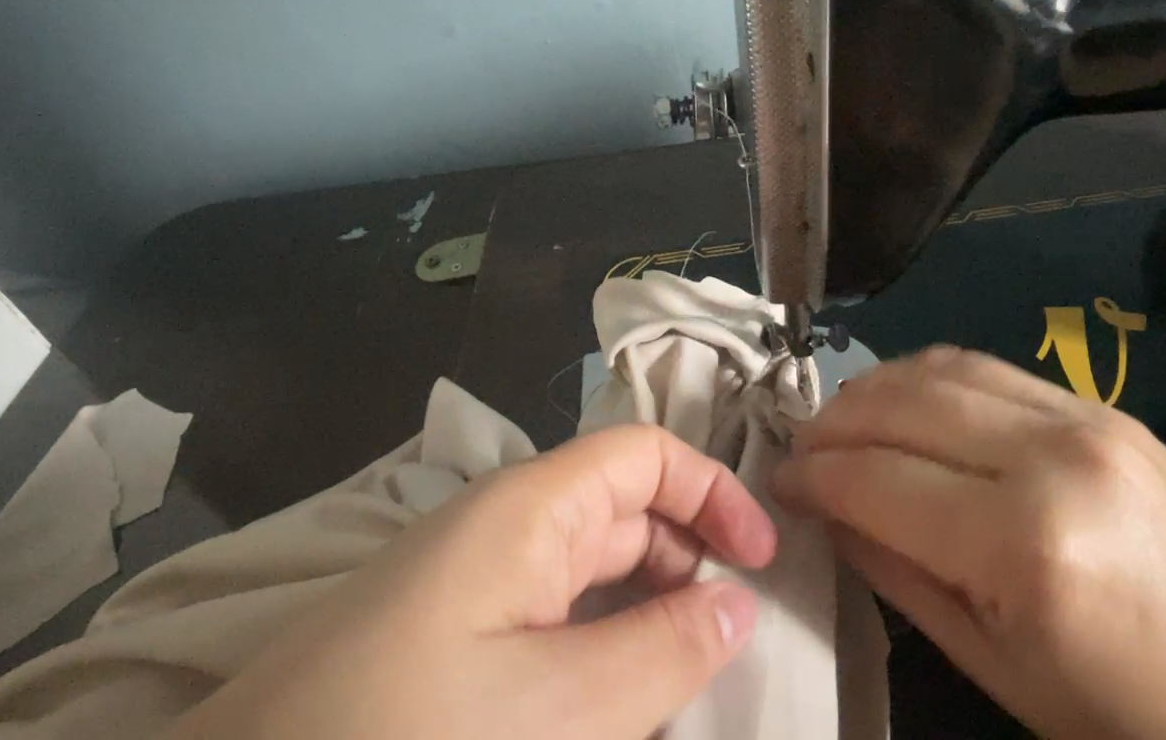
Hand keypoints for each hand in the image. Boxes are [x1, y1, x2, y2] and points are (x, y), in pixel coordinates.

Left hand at [169, 424, 776, 739]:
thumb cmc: (402, 734)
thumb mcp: (554, 707)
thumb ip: (662, 651)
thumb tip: (739, 604)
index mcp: (530, 509)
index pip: (644, 453)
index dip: (712, 491)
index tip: (762, 561)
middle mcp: (506, 526)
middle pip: (625, 509)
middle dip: (691, 558)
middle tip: (733, 639)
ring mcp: (476, 580)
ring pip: (593, 571)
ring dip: (649, 612)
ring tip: (683, 679)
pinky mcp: (454, 632)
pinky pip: (554, 619)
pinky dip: (601, 647)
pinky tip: (613, 700)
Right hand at [774, 346, 1165, 739]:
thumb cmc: (1134, 719)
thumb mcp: (995, 666)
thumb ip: (897, 575)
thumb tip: (827, 512)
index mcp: (1023, 545)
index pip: (876, 480)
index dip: (812, 477)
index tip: (776, 481)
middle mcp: (1051, 458)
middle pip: (901, 407)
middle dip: (832, 423)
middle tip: (797, 448)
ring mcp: (1087, 418)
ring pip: (940, 370)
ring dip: (874, 388)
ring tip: (840, 420)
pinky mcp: (1106, 407)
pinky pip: (991, 369)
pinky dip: (930, 378)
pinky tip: (907, 402)